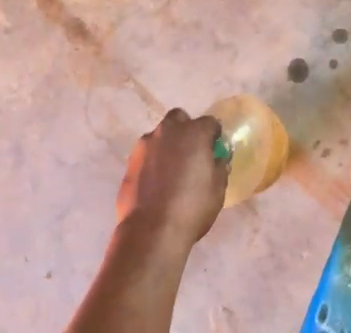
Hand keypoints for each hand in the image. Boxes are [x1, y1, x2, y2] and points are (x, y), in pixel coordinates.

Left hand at [114, 108, 228, 251]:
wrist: (151, 230)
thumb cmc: (192, 208)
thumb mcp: (218, 189)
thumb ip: (220, 166)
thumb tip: (218, 158)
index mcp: (194, 133)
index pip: (210, 122)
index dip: (214, 135)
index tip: (215, 150)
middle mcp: (168, 131)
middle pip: (179, 119)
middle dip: (186, 130)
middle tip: (191, 154)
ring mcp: (145, 145)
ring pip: (159, 136)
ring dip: (167, 146)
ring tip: (171, 172)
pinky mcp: (130, 161)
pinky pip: (146, 155)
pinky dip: (152, 162)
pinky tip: (156, 184)